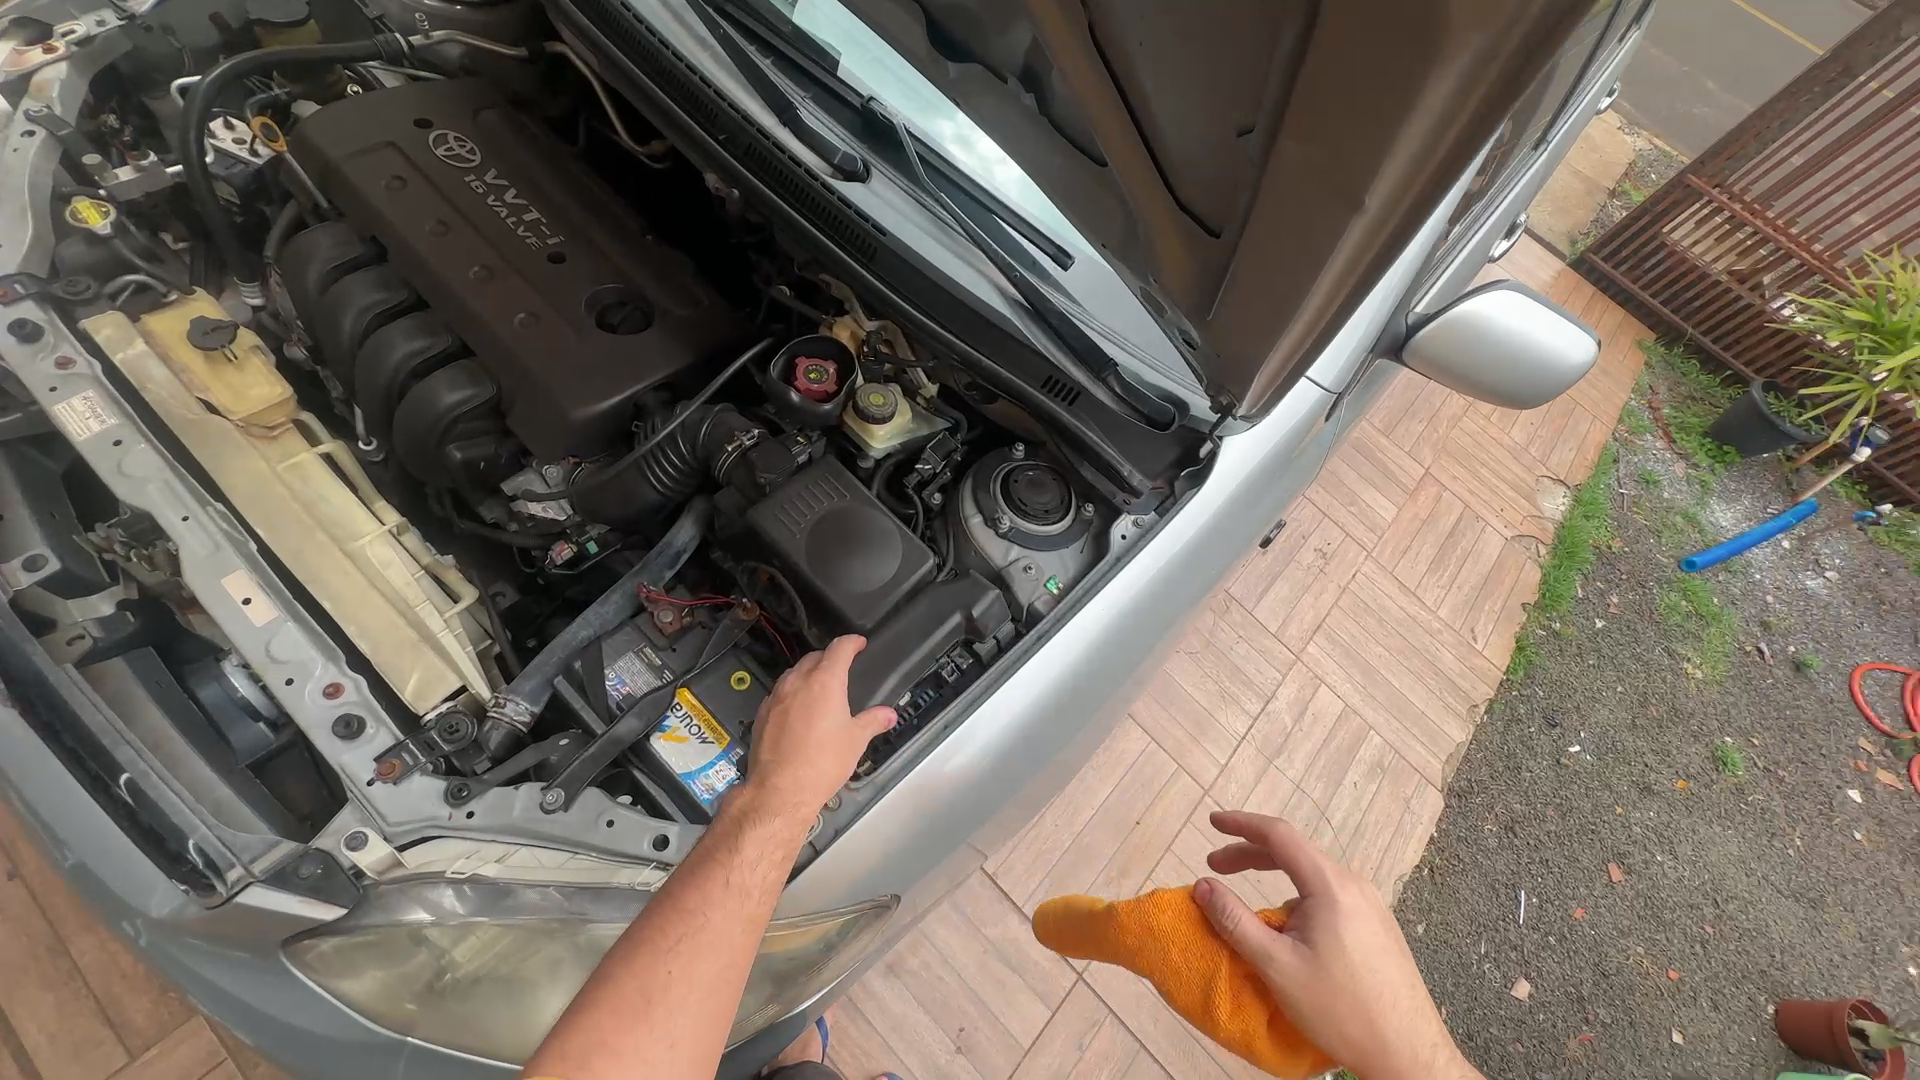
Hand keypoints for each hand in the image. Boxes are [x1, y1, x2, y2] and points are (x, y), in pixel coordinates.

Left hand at [736, 635, 895, 818]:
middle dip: (829, 657)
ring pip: (793, 673)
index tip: (858, 643)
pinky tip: (798, 710)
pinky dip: (792, 693)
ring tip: (820, 686)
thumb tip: (888, 715)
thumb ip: (873, 721)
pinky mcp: (762, 714)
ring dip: (808, 673)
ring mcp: (776, 697)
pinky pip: (779, 693)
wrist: (780, 791)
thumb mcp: (855, 740)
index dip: (851, 642)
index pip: (839, 648)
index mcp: (825, 681)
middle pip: (814, 657)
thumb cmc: (822, 763)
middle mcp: (797, 682)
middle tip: (842, 666)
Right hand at [1191, 811, 1480, 1079]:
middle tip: (1215, 865)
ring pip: (1311, 872)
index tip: (1212, 823)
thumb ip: (1234, 921)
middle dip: (1249, 852)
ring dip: (1273, 874)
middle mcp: (1353, 884)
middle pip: (1294, 850)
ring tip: (1248, 900)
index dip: (1241, 823)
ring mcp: (1370, 904)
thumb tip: (1201, 885)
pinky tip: (1288, 924)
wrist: (1412, 1058)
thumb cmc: (1341, 1010)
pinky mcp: (1377, 925)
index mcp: (1330, 885)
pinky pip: (1328, 892)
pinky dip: (1296, 892)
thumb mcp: (1277, 966)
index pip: (1279, 834)